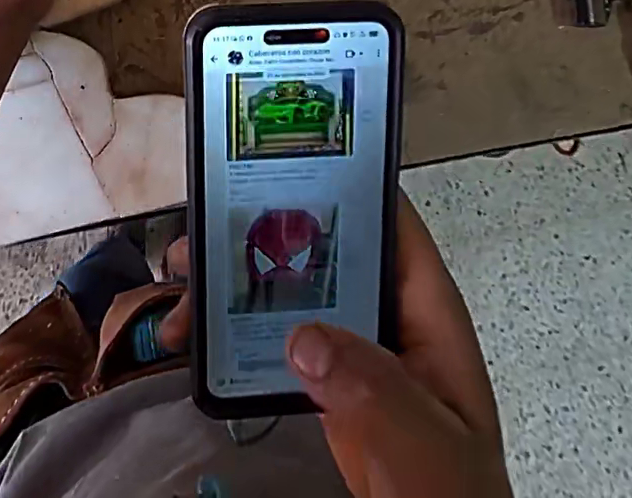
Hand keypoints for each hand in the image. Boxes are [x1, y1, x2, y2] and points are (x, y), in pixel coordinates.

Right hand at [153, 195, 511, 497]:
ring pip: (291, 285)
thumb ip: (378, 392)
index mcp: (422, 303)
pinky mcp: (325, 372)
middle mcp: (383, 306)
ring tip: (183, 287)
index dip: (344, 183)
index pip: (387, 218)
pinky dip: (235, 329)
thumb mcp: (425, 443)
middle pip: (324, 246)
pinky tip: (197, 337)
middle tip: (204, 234)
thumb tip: (304, 337)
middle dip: (264, 232)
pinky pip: (277, 332)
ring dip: (237, 281)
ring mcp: (352, 339)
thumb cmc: (448, 491)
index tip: (283, 167)